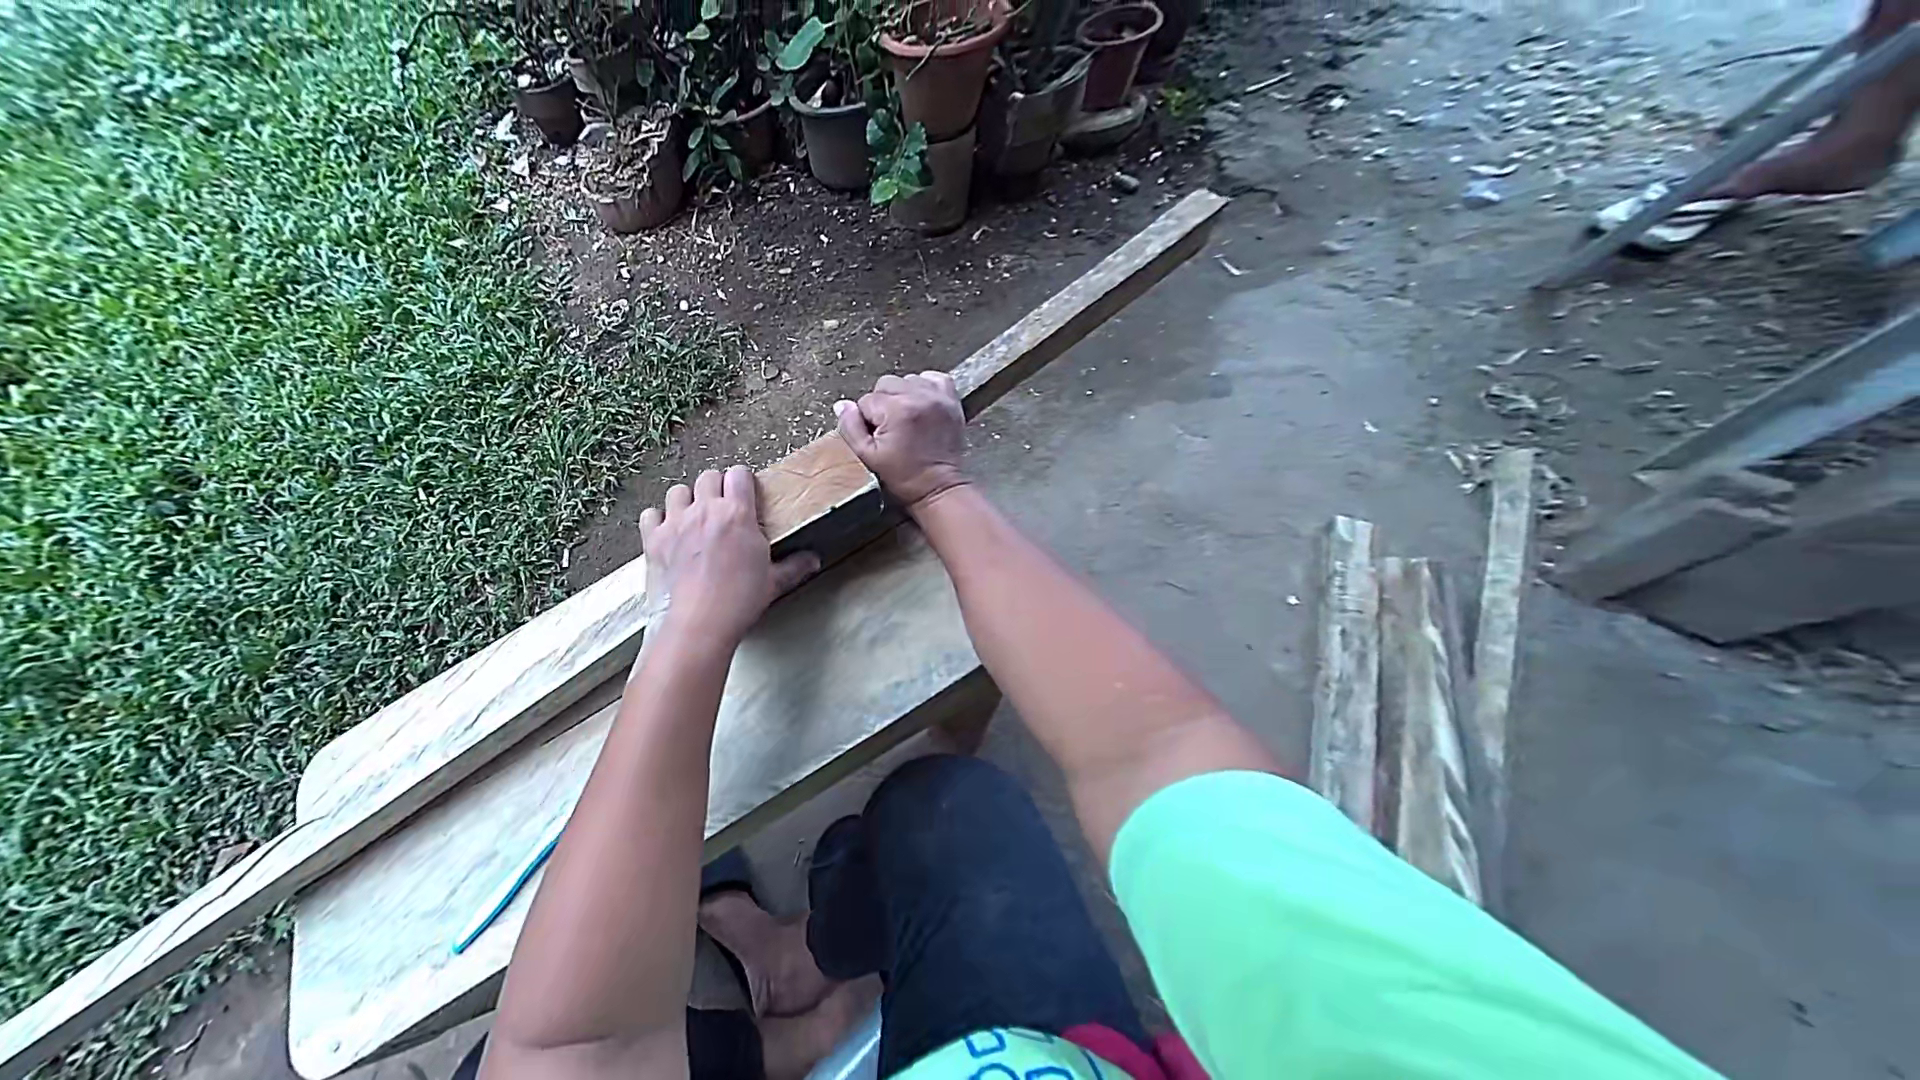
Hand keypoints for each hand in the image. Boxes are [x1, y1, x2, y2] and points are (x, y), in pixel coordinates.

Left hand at [639, 467, 818, 644]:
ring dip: (687, 499)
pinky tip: (668, 530)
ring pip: (677, 491)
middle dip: (716, 486)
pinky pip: (650, 515)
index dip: (743, 480)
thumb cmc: (736, 602)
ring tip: (695, 514)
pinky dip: (658, 519)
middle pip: (708, 477)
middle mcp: (705, 512)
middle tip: (723, 504)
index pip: (739, 475)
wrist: (698, 623)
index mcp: (737, 515)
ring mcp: (676, 524)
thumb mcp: (774, 582)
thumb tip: (811, 561)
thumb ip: (794, 566)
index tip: (746, 491)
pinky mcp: (654, 541)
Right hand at [833, 371, 968, 512]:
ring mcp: (938, 397)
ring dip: (903, 396)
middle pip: (886, 384)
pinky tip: (921, 406)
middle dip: (883, 406)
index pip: (866, 401)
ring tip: (907, 420)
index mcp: (897, 410)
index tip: (879, 439)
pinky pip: (934, 379)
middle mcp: (919, 397)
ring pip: (907, 380)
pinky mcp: (951, 401)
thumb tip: (842, 405)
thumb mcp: (867, 457)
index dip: (868, 421)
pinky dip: (925, 388)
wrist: (938, 489)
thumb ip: (850, 428)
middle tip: (892, 430)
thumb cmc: (906, 478)